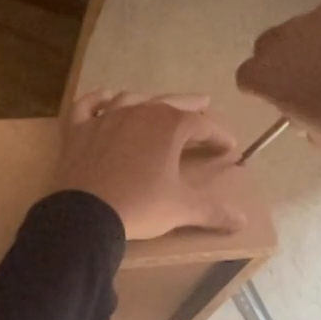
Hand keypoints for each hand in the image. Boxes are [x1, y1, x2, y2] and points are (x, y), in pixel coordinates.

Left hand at [56, 92, 245, 240]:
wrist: (86, 215)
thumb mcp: (181, 209)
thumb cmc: (139, 206)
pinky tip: (105, 98)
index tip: (229, 146)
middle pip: (169, 103)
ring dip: (148, 100)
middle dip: (190, 104)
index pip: (202, 125)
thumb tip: (243, 221)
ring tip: (157, 103)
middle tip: (204, 102)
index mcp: (168, 126)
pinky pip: (87, 106)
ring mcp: (105, 119)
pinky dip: (97, 100)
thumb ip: (213, 211)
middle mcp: (138, 113)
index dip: (218, 135)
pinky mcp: (78, 131)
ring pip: (130, 99)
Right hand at [235, 0, 320, 157]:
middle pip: (273, 41)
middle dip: (286, 56)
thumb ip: (300, 116)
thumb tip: (305, 103)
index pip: (248, 74)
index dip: (263, 86)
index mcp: (273, 75)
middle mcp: (292, 34)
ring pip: (318, 22)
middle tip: (318, 76)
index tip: (282, 96)